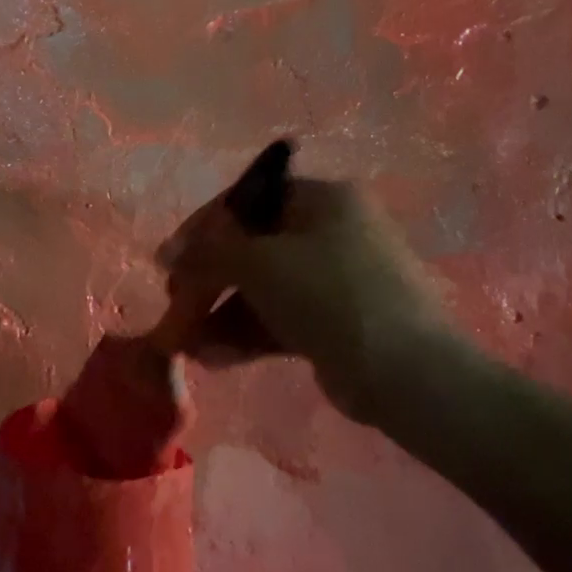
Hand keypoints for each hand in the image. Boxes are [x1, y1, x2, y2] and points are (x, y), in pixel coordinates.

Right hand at [154, 141, 454, 423]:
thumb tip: (169, 255)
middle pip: (249, 250)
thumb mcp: (256, 262)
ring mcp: (336, 280)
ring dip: (217, 316)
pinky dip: (243, 336)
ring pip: (260, 291)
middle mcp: (332, 231)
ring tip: (186, 346)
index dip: (199, 230)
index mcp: (322, 200)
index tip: (166, 263)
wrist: (405, 371)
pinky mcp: (337, 323)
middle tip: (176, 308)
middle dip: (206, 283)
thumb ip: (206, 252)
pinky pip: (278, 320)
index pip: (245, 203)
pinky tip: (213, 359)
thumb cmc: (327, 295)